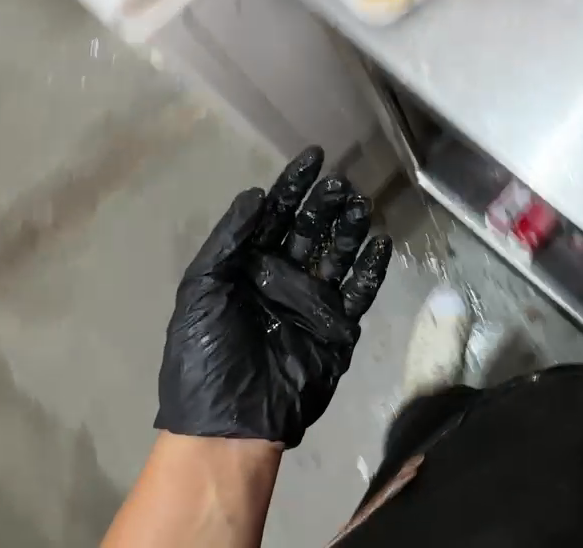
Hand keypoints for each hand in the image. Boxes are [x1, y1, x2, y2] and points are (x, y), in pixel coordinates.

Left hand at [155, 146, 391, 446]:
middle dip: (327, 202)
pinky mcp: (338, 325)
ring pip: (340, 253)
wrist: (230, 425)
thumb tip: (256, 195)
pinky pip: (361, 290)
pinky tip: (382, 243)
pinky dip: (373, 267)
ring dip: (352, 227)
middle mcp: (284, 277)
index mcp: (249, 267)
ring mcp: (313, 300)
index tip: (315, 156)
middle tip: (343, 184)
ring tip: (364, 204)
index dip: (294, 185)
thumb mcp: (200, 293)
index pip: (276, 215)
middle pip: (312, 229)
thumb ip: (228, 242)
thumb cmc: (206, 357)